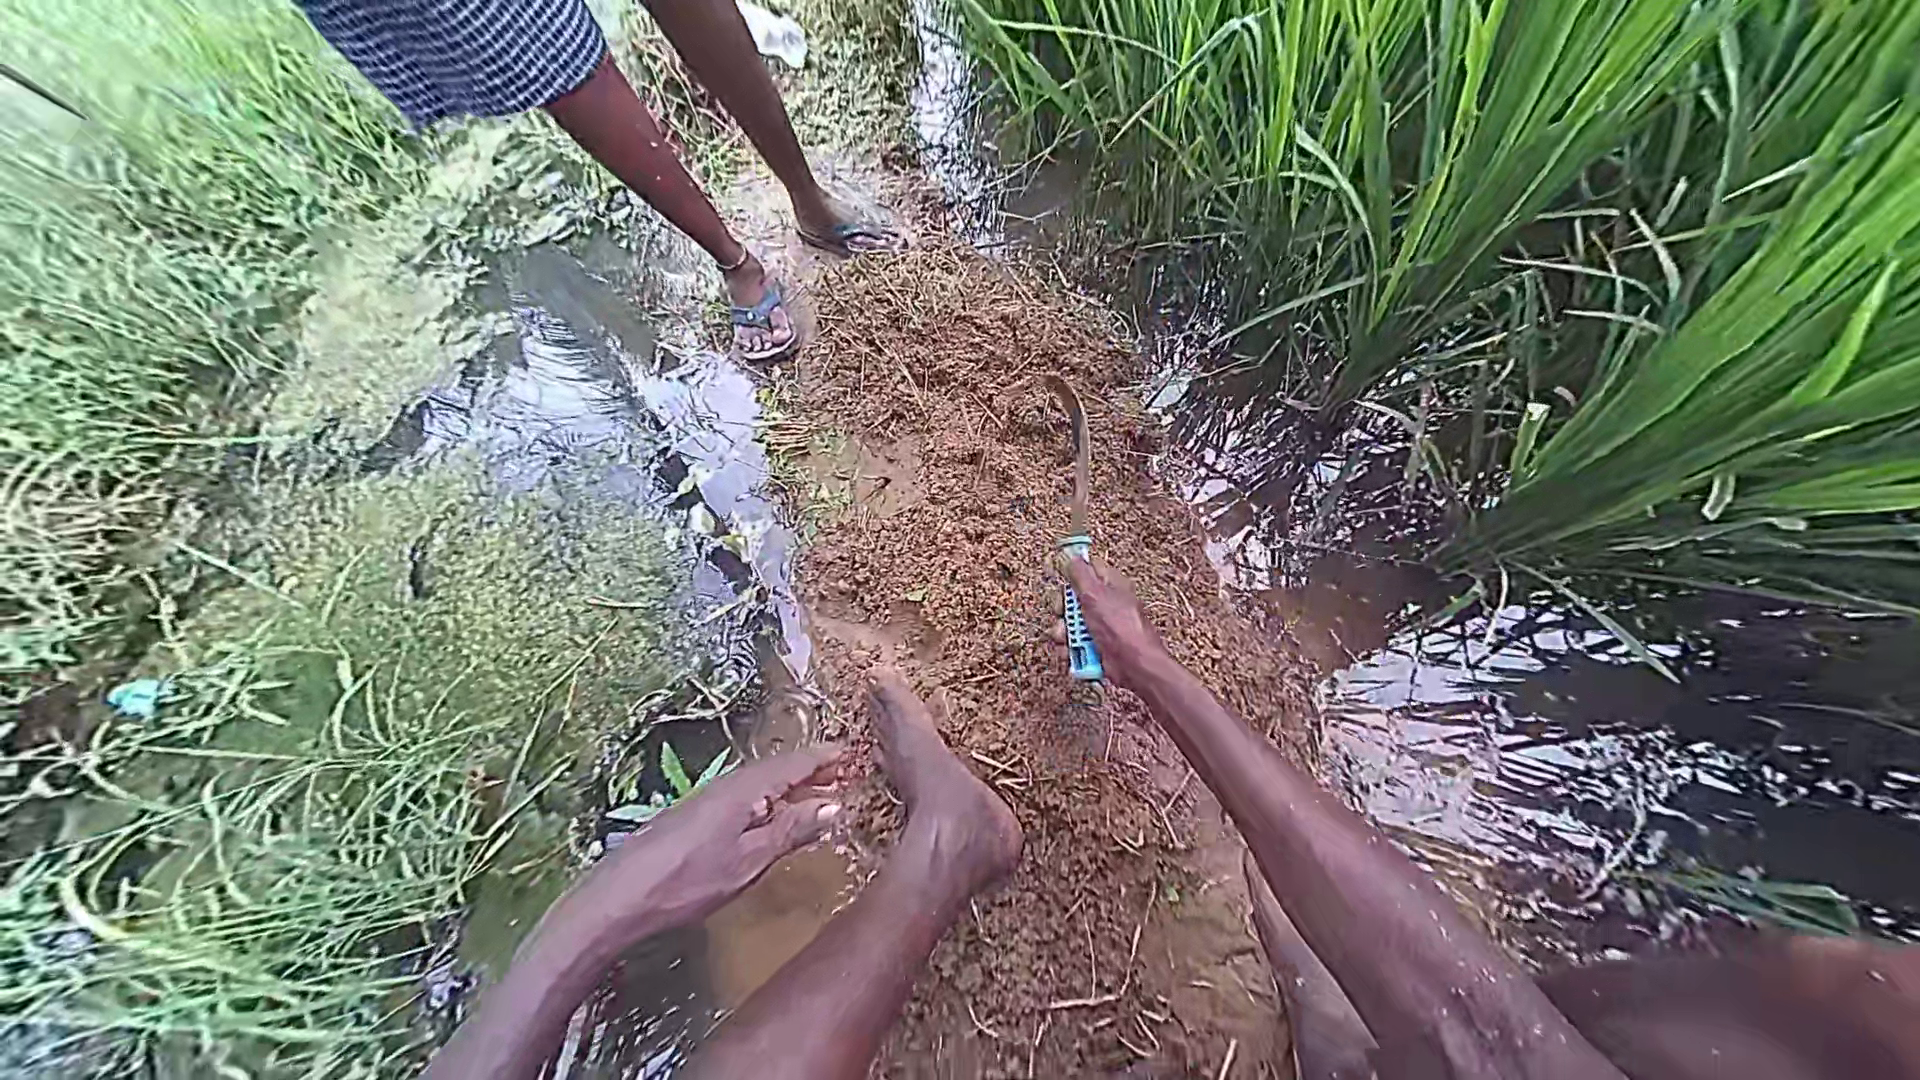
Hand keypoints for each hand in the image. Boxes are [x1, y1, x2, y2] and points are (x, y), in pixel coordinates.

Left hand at [566, 747, 844, 938]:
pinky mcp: (700, 814)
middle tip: (844, 772)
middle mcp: (731, 783)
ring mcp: (712, 797)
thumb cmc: (688, 881)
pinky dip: (773, 798)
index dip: (826, 758)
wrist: (616, 899)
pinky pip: (749, 795)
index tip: (853, 751)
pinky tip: (776, 815)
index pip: (796, 763)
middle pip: (781, 769)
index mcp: (747, 788)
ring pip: (764, 782)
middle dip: (814, 770)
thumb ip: (793, 830)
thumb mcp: (749, 860)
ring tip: (819, 793)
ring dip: (794, 785)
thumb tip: (835, 804)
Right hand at [1052, 556, 1169, 692]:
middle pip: (1072, 599)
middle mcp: (1105, 604)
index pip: (1087, 570)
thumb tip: (1071, 556)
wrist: (1135, 665)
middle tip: (1064, 615)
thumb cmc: (1122, 629)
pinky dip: (1069, 650)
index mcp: (1110, 585)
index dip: (1072, 574)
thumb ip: (1080, 574)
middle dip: (1063, 610)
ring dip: (1063, 632)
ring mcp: (1099, 626)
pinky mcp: (1094, 646)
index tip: (1064, 583)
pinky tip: (1071, 653)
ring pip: (1069, 624)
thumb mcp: (1096, 594)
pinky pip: (1072, 644)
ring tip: (1067, 639)